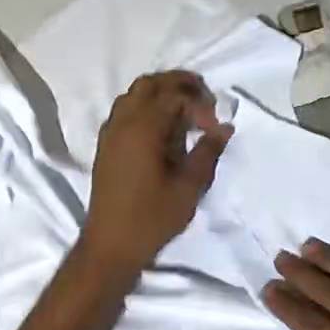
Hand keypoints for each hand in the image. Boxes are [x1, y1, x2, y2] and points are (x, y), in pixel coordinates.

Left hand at [79, 71, 230, 272]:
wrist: (110, 245)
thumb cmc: (152, 217)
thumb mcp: (189, 186)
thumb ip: (207, 152)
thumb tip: (223, 128)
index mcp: (142, 129)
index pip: (174, 97)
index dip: (200, 106)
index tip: (215, 129)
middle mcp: (122, 123)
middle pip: (150, 84)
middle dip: (180, 84)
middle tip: (206, 100)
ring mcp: (110, 133)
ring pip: (135, 94)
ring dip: (162, 94)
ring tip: (188, 112)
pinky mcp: (107, 146)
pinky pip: (126, 110)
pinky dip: (148, 108)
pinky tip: (165, 129)